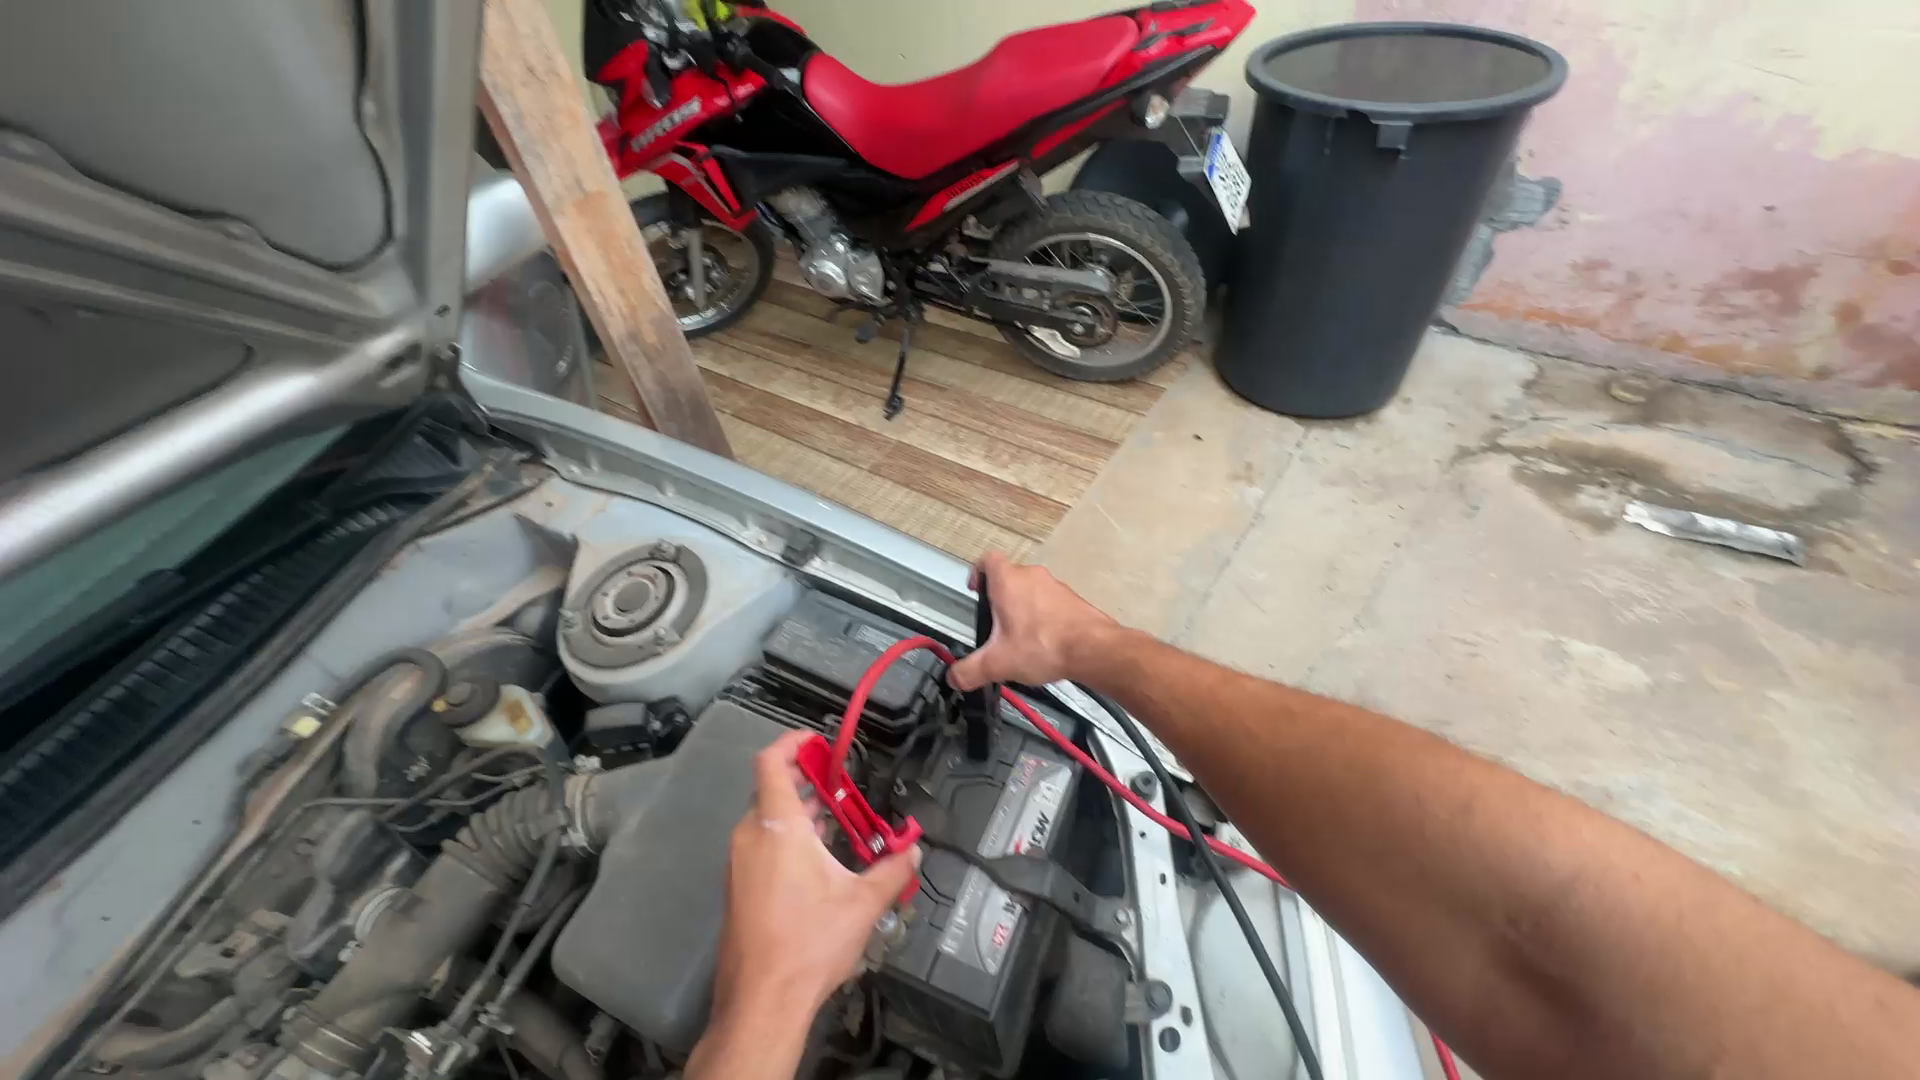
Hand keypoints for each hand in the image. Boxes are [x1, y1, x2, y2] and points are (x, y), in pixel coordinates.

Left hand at [708, 731, 921, 1030]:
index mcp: (778, 827)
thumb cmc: (808, 943)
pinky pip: (760, 843)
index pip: (771, 762)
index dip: (792, 743)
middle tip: (839, 784)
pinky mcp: (737, 888)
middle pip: (771, 788)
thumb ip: (893, 870)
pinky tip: (815, 859)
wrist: (761, 1001)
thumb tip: (913, 852)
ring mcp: (739, 863)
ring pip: (766, 818)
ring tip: (834, 819)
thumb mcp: (862, 903)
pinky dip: (785, 836)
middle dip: (806, 780)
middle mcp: (751, 837)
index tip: (816, 740)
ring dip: (798, 810)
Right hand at [947, 552, 1120, 692]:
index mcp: (1008, 582)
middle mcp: (1031, 576)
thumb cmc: (1043, 646)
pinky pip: (1050, 601)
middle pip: (1009, 577)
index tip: (976, 592)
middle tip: (996, 625)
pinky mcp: (1072, 599)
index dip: (977, 572)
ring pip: (1031, 589)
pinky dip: (1044, 616)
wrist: (1093, 649)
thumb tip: (954, 678)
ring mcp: (1055, 585)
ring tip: (1021, 637)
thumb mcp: (998, 663)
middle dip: (1000, 599)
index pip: (987, 560)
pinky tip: (1044, 642)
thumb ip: (970, 671)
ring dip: (1023, 607)